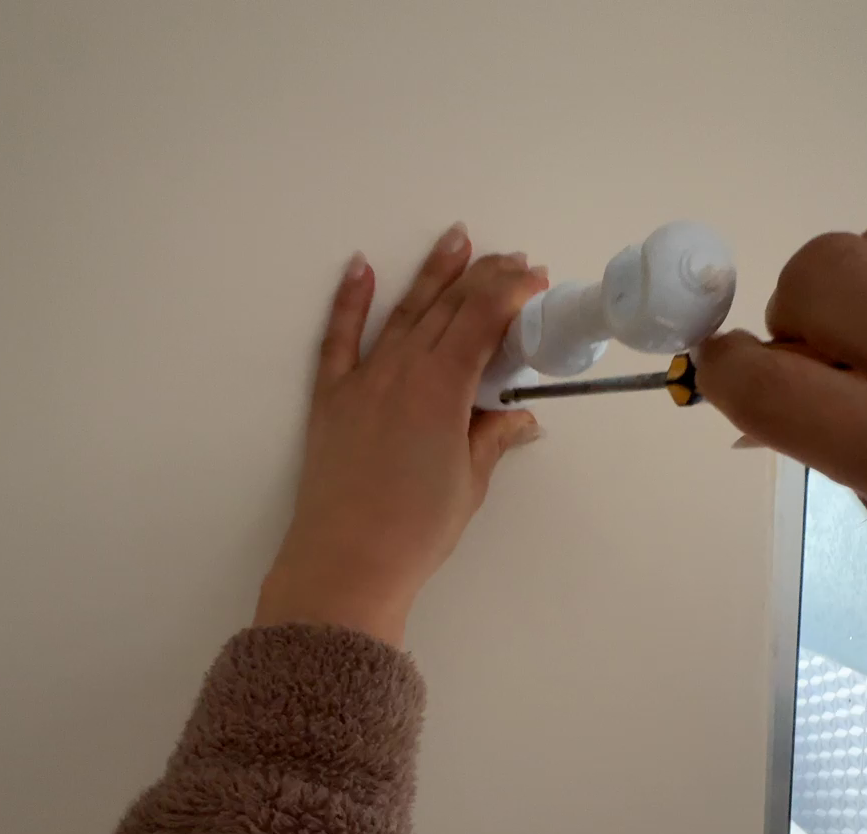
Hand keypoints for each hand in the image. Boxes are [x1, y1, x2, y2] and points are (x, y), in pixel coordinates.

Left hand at [254, 225, 546, 645]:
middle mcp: (402, 369)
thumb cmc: (416, 529)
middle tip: (511, 259)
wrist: (346, 561)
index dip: (512, 291)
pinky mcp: (330, 396)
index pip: (483, 318)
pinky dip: (349, 300)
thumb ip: (492, 438)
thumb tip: (521, 418)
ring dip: (433, 274)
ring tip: (456, 238)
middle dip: (484, 277)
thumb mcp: (469, 483)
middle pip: (448, 306)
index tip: (536, 280)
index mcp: (442, 387)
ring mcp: (362, 379)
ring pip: (403, 312)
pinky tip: (361, 267)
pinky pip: (338, 338)